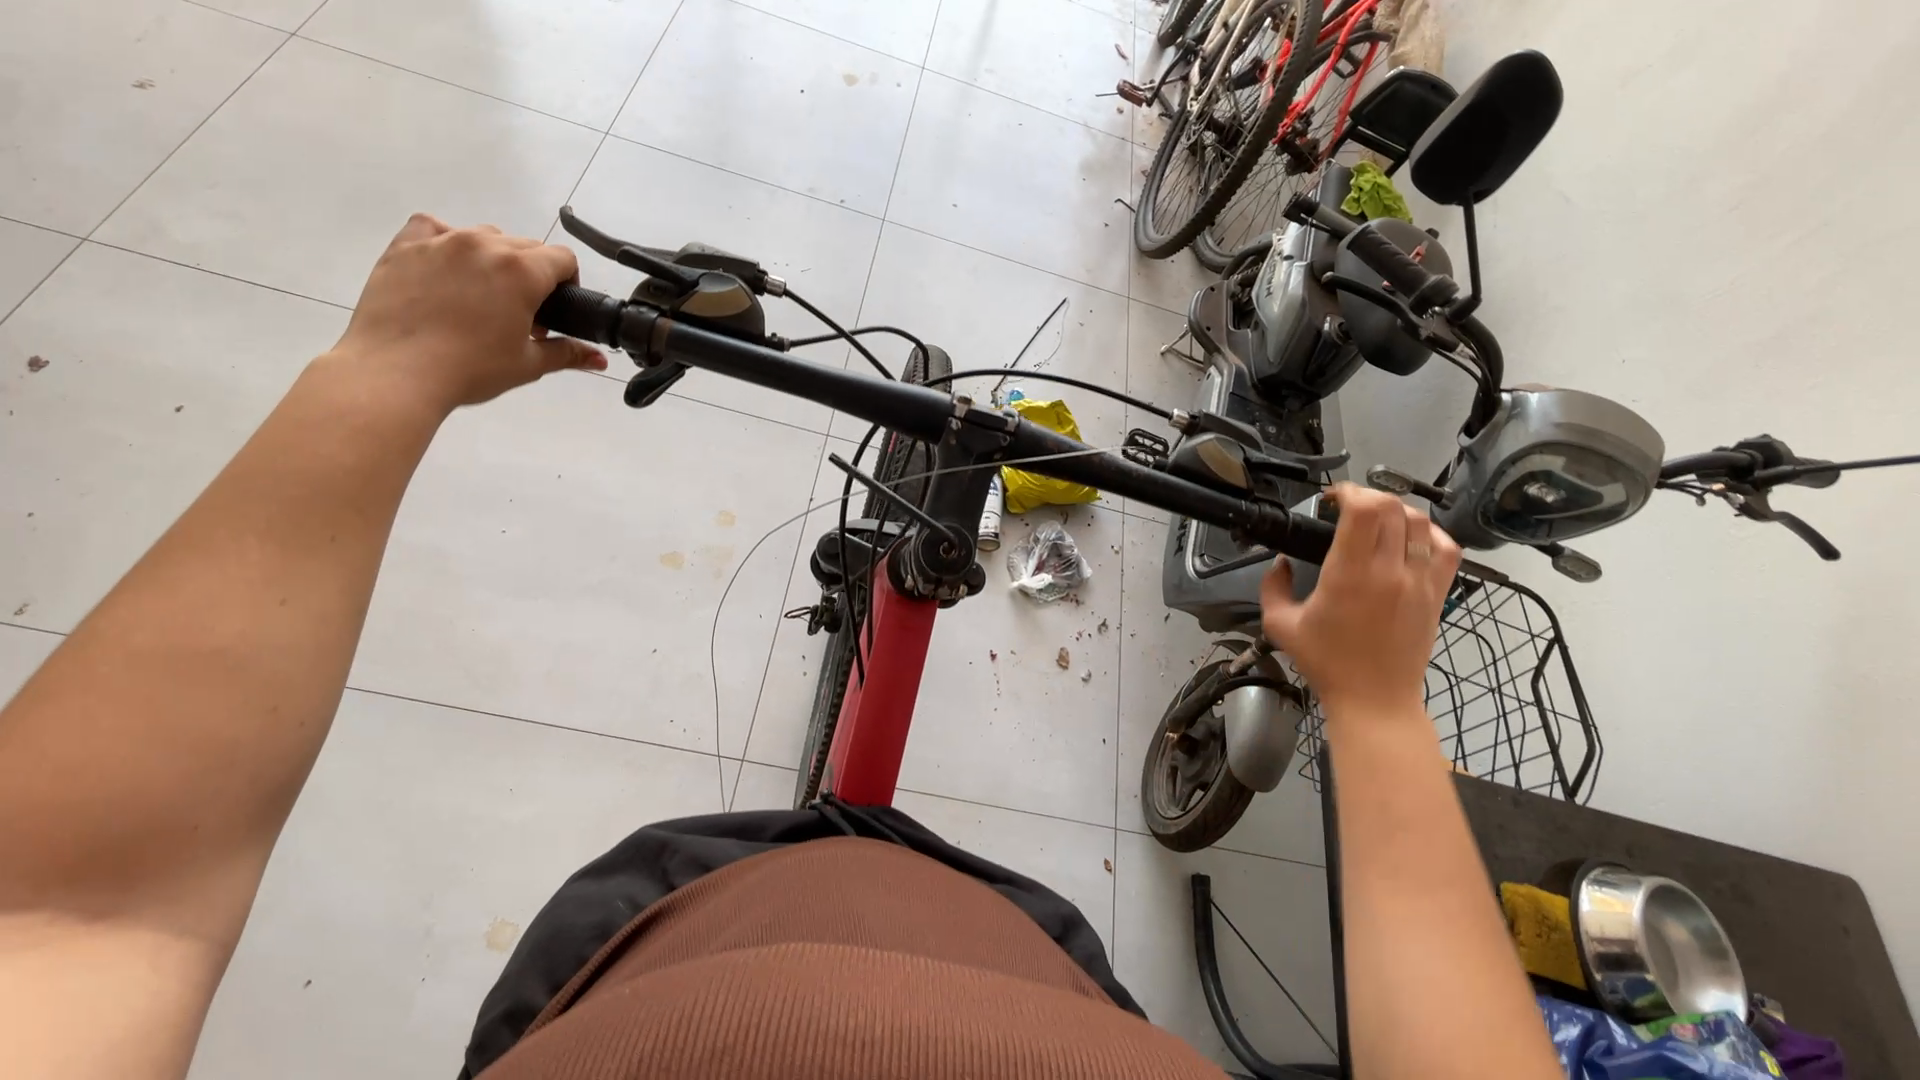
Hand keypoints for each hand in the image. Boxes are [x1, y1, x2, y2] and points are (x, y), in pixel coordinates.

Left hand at [330, 214, 607, 412]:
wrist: (397, 371)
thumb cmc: (471, 369)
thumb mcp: (528, 364)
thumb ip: (567, 354)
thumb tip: (600, 361)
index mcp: (522, 271)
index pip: (562, 258)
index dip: (567, 281)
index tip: (557, 308)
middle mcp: (485, 245)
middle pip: (525, 246)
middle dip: (532, 274)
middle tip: (520, 312)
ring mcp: (443, 241)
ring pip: (484, 236)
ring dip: (493, 258)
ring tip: (482, 294)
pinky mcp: (405, 246)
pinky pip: (434, 228)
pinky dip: (447, 240)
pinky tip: (446, 267)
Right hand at [1261, 483, 1461, 716]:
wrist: (1374, 699)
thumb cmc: (1325, 663)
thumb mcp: (1280, 625)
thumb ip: (1273, 587)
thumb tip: (1281, 564)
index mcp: (1349, 574)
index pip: (1364, 510)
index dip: (1349, 491)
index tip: (1331, 499)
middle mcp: (1389, 570)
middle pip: (1393, 507)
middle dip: (1368, 496)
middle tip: (1349, 508)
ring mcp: (1419, 581)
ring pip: (1421, 521)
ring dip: (1397, 511)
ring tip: (1377, 521)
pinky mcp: (1438, 593)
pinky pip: (1446, 547)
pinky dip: (1431, 532)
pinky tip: (1411, 538)